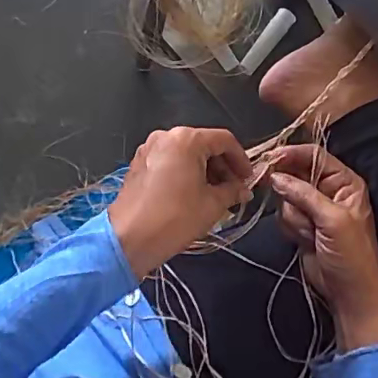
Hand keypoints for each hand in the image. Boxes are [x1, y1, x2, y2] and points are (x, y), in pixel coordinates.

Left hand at [109, 127, 252, 277]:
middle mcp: (166, 136)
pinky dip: (186, 173)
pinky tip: (194, 194)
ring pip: (187, 153)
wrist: (128, 241)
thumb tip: (243, 189)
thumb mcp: (212, 204)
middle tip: (235, 189)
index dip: (242, 159)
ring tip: (216, 195)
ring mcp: (149, 148)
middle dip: (223, 166)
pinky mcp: (139, 164)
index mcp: (186, 139)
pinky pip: (171, 161)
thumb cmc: (175, 218)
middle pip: (204, 144)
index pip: (224, 140)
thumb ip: (233, 190)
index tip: (249, 179)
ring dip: (205, 171)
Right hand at [266, 145, 377, 352]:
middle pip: (296, 174)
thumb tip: (276, 176)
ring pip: (287, 197)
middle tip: (280, 195)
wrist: (349, 295)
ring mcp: (314, 209)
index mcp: (345, 182)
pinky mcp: (303, 226)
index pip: (314, 156)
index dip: (292, 154)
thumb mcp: (333, 220)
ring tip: (311, 233)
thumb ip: (305, 194)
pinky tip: (305, 241)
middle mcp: (329, 191)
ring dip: (295, 216)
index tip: (270, 158)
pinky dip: (291, 227)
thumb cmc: (351, 256)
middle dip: (291, 190)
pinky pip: (285, 216)